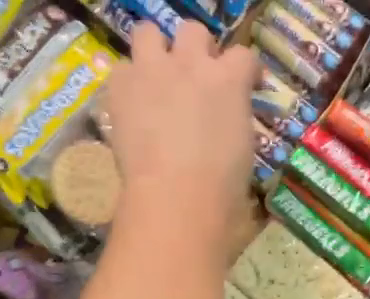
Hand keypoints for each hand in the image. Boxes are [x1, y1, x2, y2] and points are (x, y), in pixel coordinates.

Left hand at [103, 23, 258, 241]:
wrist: (177, 198)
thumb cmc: (224, 186)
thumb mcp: (244, 148)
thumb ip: (236, 120)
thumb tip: (230, 121)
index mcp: (229, 81)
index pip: (245, 56)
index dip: (249, 70)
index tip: (250, 85)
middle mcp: (189, 64)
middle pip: (194, 31)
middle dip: (199, 49)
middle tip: (201, 76)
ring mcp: (150, 71)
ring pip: (149, 32)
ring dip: (157, 49)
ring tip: (161, 76)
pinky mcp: (119, 86)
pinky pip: (123, 69)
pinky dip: (131, 82)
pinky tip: (138, 104)